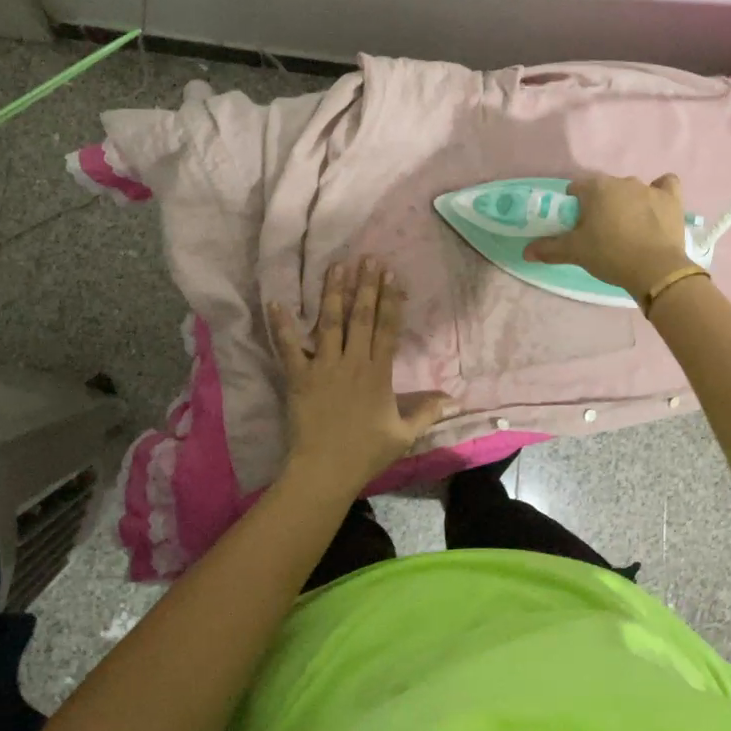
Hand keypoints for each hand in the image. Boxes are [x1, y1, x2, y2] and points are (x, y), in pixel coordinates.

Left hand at [268, 256, 454, 492]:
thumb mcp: (404, 435)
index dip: (390, 299)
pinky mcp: (298, 377)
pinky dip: (282, 325)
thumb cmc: (366, 453)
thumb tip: (453, 398)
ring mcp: (323, 367)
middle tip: (368, 258)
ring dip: (333, 292)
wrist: (324, 471)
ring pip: (330, 322)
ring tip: (337, 266)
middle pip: (361, 316)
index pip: (387, 328)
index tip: (391, 274)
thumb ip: (427, 412)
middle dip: (365, 285)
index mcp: (378, 373)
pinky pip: (288, 347)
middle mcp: (352, 362)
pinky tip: (276, 302)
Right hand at [522, 173, 697, 297]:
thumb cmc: (610, 255)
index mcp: (597, 188)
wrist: (655, 269)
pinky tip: (657, 205)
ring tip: (628, 228)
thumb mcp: (575, 252)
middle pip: (605, 189)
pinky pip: (665, 185)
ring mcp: (649, 188)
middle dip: (600, 204)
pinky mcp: (671, 199)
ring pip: (632, 189)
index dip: (574, 205)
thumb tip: (526, 251)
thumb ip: (549, 248)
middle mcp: (622, 181)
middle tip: (600, 231)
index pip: (577, 188)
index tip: (576, 225)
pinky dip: (660, 192)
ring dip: (627, 202)